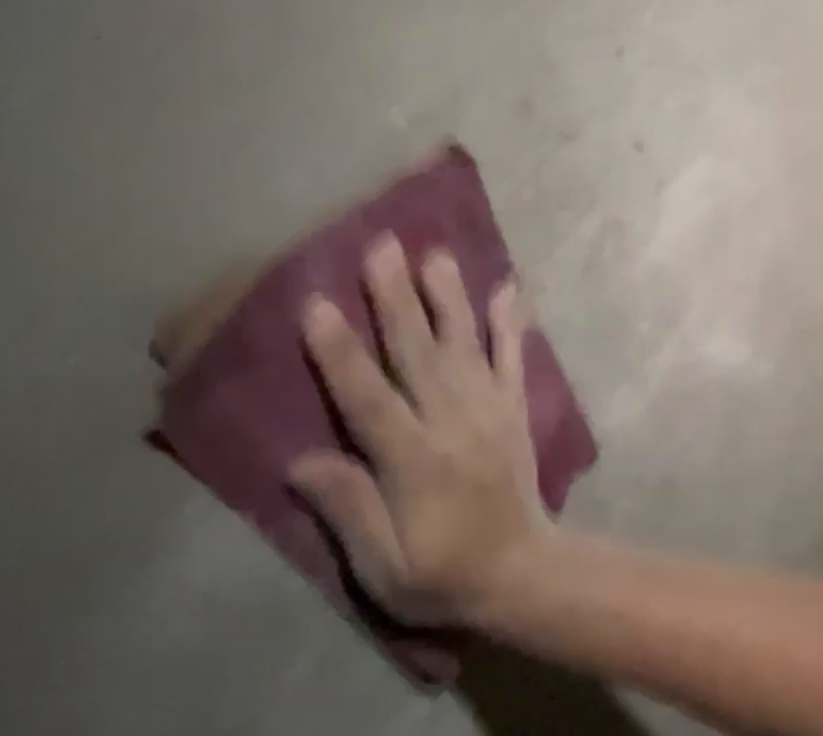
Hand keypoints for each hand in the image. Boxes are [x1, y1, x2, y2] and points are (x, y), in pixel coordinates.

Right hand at [290, 234, 552, 626]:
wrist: (522, 571)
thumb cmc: (440, 574)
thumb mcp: (381, 564)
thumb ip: (348, 506)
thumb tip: (300, 459)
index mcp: (414, 460)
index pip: (369, 397)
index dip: (341, 351)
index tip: (318, 302)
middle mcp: (455, 423)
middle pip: (420, 353)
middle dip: (397, 299)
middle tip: (382, 247)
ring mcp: (491, 412)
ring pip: (466, 345)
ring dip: (450, 298)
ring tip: (436, 253)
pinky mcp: (515, 411)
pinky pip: (514, 359)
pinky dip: (510, 323)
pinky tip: (508, 288)